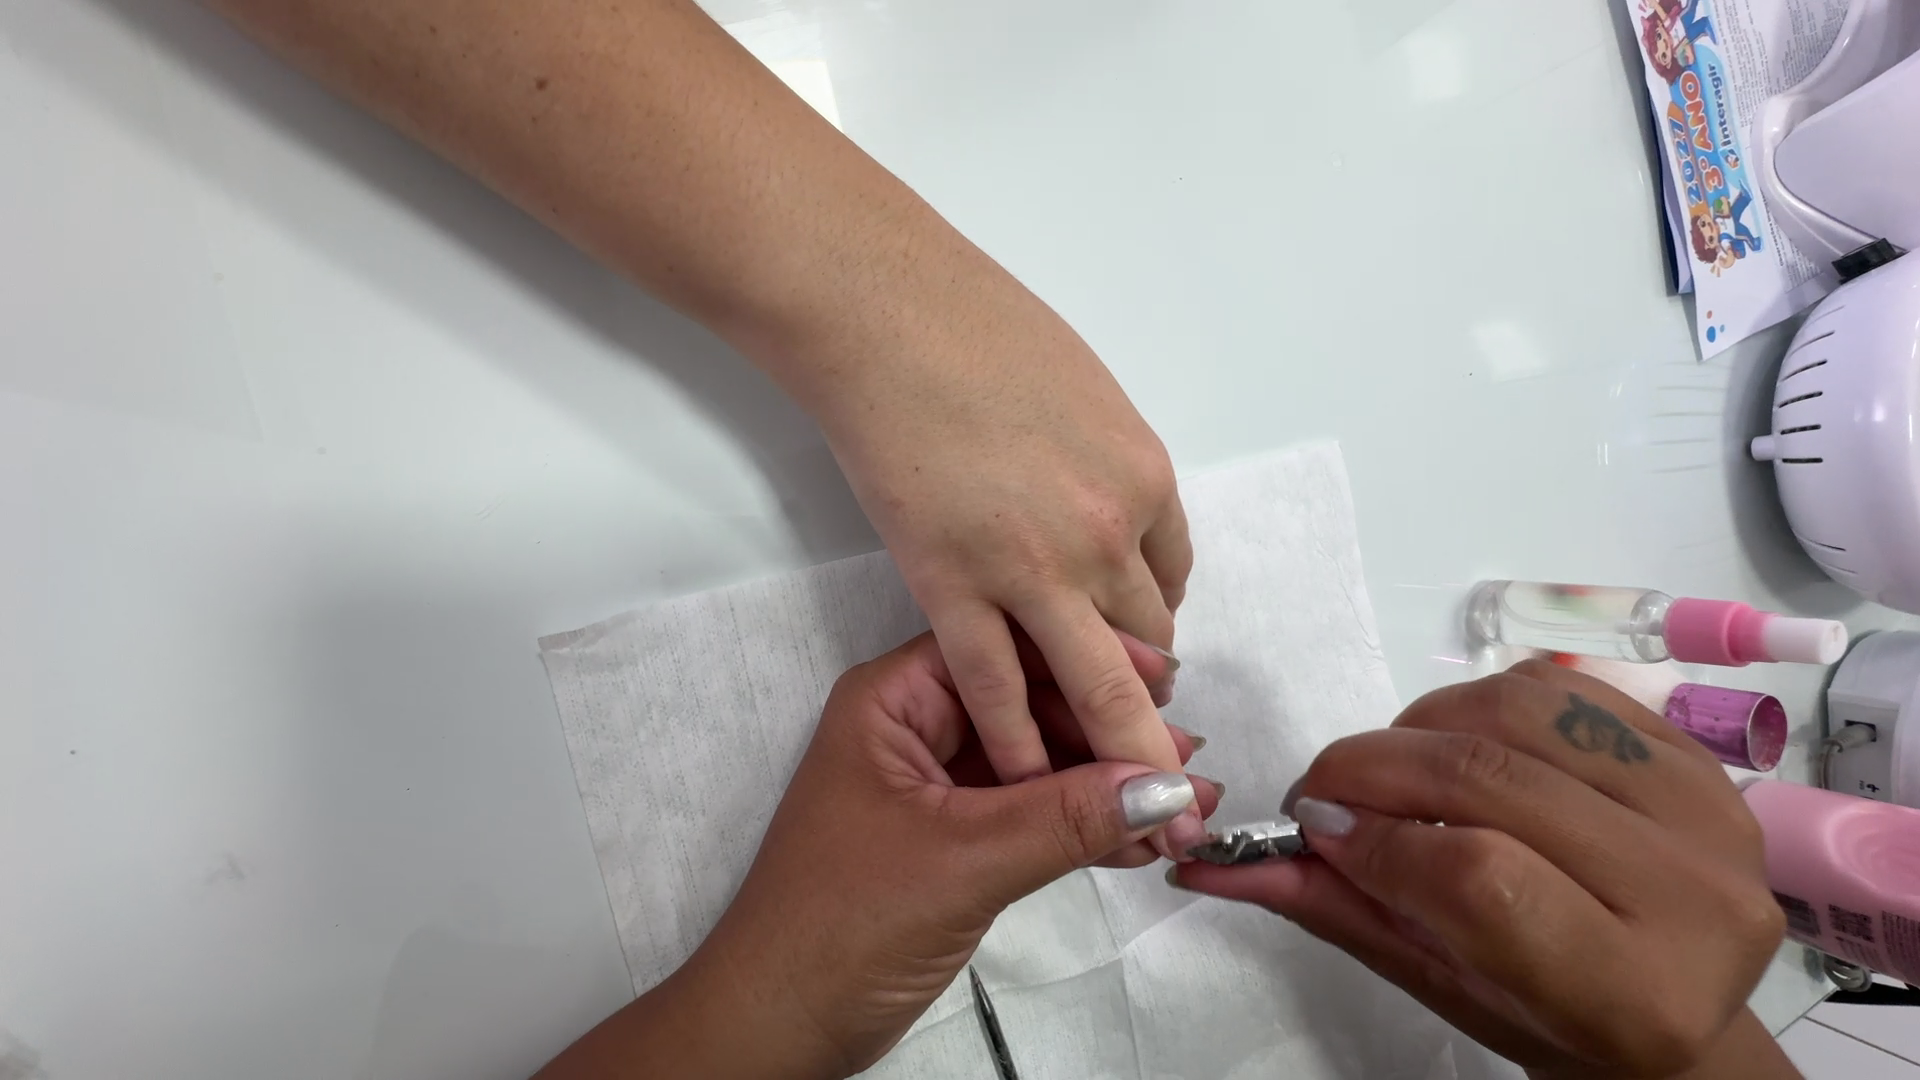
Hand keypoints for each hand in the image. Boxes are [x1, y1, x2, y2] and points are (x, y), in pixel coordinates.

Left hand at [541, 632, 1218, 1079]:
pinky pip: (1028, 809)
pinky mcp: (955, 830)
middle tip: (1188, 760)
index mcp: (896, 698)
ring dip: (1103, 786)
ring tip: (1184, 805)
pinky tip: (1138, 839)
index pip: (1001, 653)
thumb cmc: (847, 923)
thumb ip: (1065, 818)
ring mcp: (938, 779)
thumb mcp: (961, 861)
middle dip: (1106, 737)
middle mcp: (918, 724)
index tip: (1161, 680)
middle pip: (1027, 707)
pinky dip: (1080, 824)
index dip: (1081, 661)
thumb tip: (1170, 787)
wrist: (781, 1028)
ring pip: (1036, 762)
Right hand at [807, 260, 1198, 854]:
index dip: (1152, 619)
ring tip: (1124, 802)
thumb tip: (1104, 512)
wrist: (883, 311)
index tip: (1136, 642)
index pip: (1169, 575)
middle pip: (1144, 639)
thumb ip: (1105, 462)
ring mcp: (1032, 567)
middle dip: (1144, 693)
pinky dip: (1021, 745)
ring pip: (1095, 683)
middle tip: (1140, 734)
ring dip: (1113, 746)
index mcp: (1142, 475)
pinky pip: (999, 687)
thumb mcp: (1079, 389)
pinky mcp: (952, 587)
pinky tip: (1031, 784)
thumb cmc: (978, 327)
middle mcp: (1105, 532)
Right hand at [1175, 660, 1787, 1078]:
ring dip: (1415, 728)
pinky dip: (1471, 702)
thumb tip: (1203, 861)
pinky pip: (1543, 684)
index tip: (1315, 828)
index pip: (1475, 875)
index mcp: (1632, 989)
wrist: (1655, 996)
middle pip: (1484, 777)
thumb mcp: (1418, 968)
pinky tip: (1460, 746)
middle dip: (1368, 768)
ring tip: (1397, 770)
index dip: (1372, 838)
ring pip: (1506, 710)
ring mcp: (1704, 808)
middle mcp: (1695, 893)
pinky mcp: (1689, 752)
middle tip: (1326, 789)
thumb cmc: (1524, 1004)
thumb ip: (1319, 902)